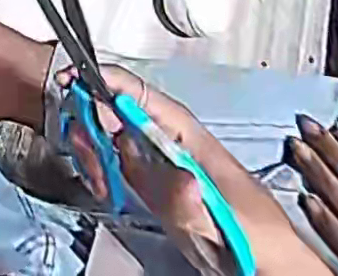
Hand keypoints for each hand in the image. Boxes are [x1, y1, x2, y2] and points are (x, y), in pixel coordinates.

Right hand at [65, 66, 331, 275]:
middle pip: (113, 106)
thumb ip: (196, 204)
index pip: (138, 91)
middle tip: (88, 155)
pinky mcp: (145, 179)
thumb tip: (178, 180)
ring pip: (106, 131)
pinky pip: (109, 159)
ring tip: (100, 181)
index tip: (74, 81)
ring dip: (91, 149)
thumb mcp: (226, 220)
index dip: (104, 81)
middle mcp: (163, 135)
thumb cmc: (254, 231)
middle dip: (91, 123)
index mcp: (183, 130)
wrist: (264, 262)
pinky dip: (96, 168)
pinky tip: (103, 186)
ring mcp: (152, 156)